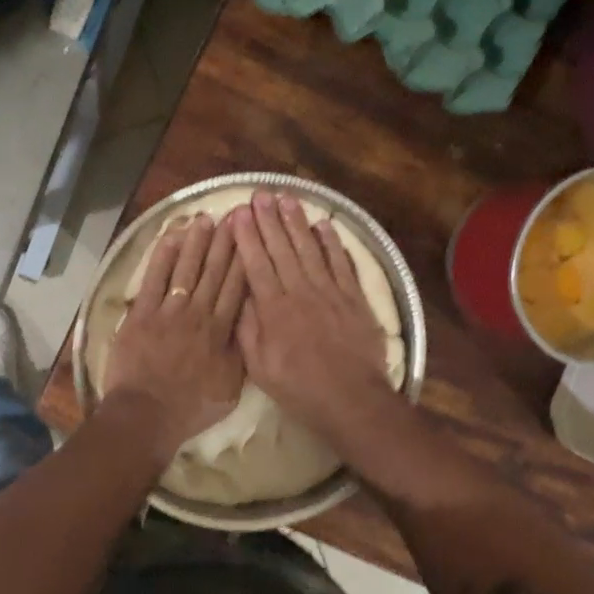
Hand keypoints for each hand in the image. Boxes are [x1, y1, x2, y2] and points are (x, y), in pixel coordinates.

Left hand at [104, 214, 247, 459]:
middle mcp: (198, 314)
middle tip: (234, 215)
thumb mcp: (230, 389)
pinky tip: (171, 236)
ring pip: (187, 269)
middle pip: (215, 271)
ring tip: (206, 218)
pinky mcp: (142, 314)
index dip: (246, 260)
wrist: (148, 413)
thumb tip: (249, 329)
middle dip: (225, 242)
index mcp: (221, 332)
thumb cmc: (190, 408)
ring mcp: (169, 311)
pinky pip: (154, 278)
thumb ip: (239, 356)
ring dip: (197, 242)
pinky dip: (163, 256)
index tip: (253, 237)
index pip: (237, 288)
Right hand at [230, 193, 391, 439]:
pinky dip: (332, 243)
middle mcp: (300, 292)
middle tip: (261, 194)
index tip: (239, 212)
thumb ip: (247, 328)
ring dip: (297, 222)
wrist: (350, 398)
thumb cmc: (298, 387)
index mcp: (274, 309)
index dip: (247, 236)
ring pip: (310, 249)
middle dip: (269, 219)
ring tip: (287, 199)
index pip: (256, 264)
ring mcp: (330, 293)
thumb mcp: (259, 366)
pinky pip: (341, 264)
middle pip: (282, 249)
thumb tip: (240, 295)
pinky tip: (323, 226)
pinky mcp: (354, 299)